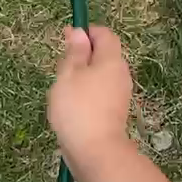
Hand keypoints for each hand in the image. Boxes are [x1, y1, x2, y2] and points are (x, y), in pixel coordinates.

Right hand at [46, 25, 132, 163]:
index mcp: (111, 60)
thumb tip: (79, 32)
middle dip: (83, 56)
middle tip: (61, 69)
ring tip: (63, 91)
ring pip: (101, 75)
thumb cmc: (77, 108)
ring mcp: (120, 94)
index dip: (87, 32)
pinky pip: (100, 92)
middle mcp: (120, 74)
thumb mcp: (68, 75)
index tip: (66, 39)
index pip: (105, 35)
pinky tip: (72, 107)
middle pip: (104, 55)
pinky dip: (87, 93)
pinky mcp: (114, 111)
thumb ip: (74, 53)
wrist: (94, 149)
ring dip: (83, 76)